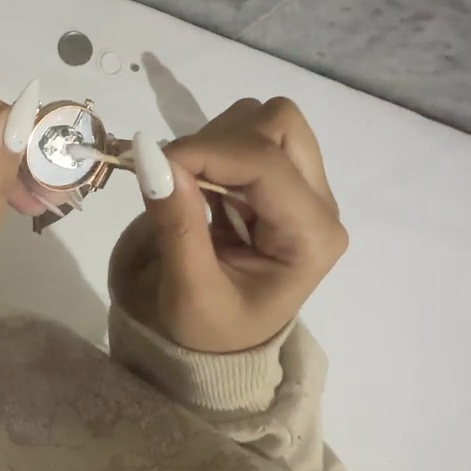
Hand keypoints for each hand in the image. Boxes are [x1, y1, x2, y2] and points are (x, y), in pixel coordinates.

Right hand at [109, 97, 347, 353]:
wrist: (218, 349)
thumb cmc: (207, 332)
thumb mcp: (188, 291)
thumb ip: (176, 223)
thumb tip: (151, 156)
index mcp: (310, 238)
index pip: (265, 162)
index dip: (205, 151)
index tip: (153, 165)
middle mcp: (319, 206)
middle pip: (279, 124)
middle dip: (219, 141)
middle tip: (176, 178)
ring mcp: (303, 191)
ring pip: (264, 121)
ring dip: (216, 143)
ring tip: (188, 189)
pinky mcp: (280, 185)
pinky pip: (248, 137)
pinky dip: (214, 150)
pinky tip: (198, 190)